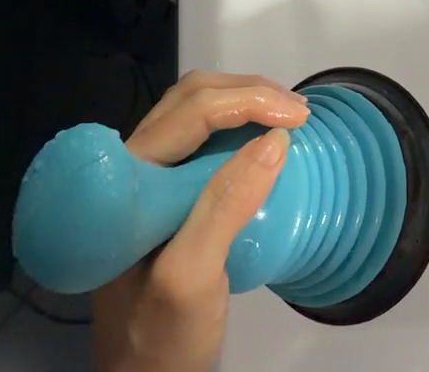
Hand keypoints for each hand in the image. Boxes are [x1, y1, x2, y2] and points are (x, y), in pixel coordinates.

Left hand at [91, 72, 310, 371]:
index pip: (192, 110)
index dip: (249, 100)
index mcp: (129, 178)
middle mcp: (133, 167)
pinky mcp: (168, 195)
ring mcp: (150, 180)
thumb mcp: (192, 278)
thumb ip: (225, 207)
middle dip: (250, 92)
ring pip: (197, 111)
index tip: (299, 118)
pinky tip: (264, 141)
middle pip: (193, 97)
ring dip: (244, 102)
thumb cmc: (161, 337)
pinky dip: (240, 124)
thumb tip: (275, 140)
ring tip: (287, 118)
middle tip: (299, 113)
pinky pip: (203, 138)